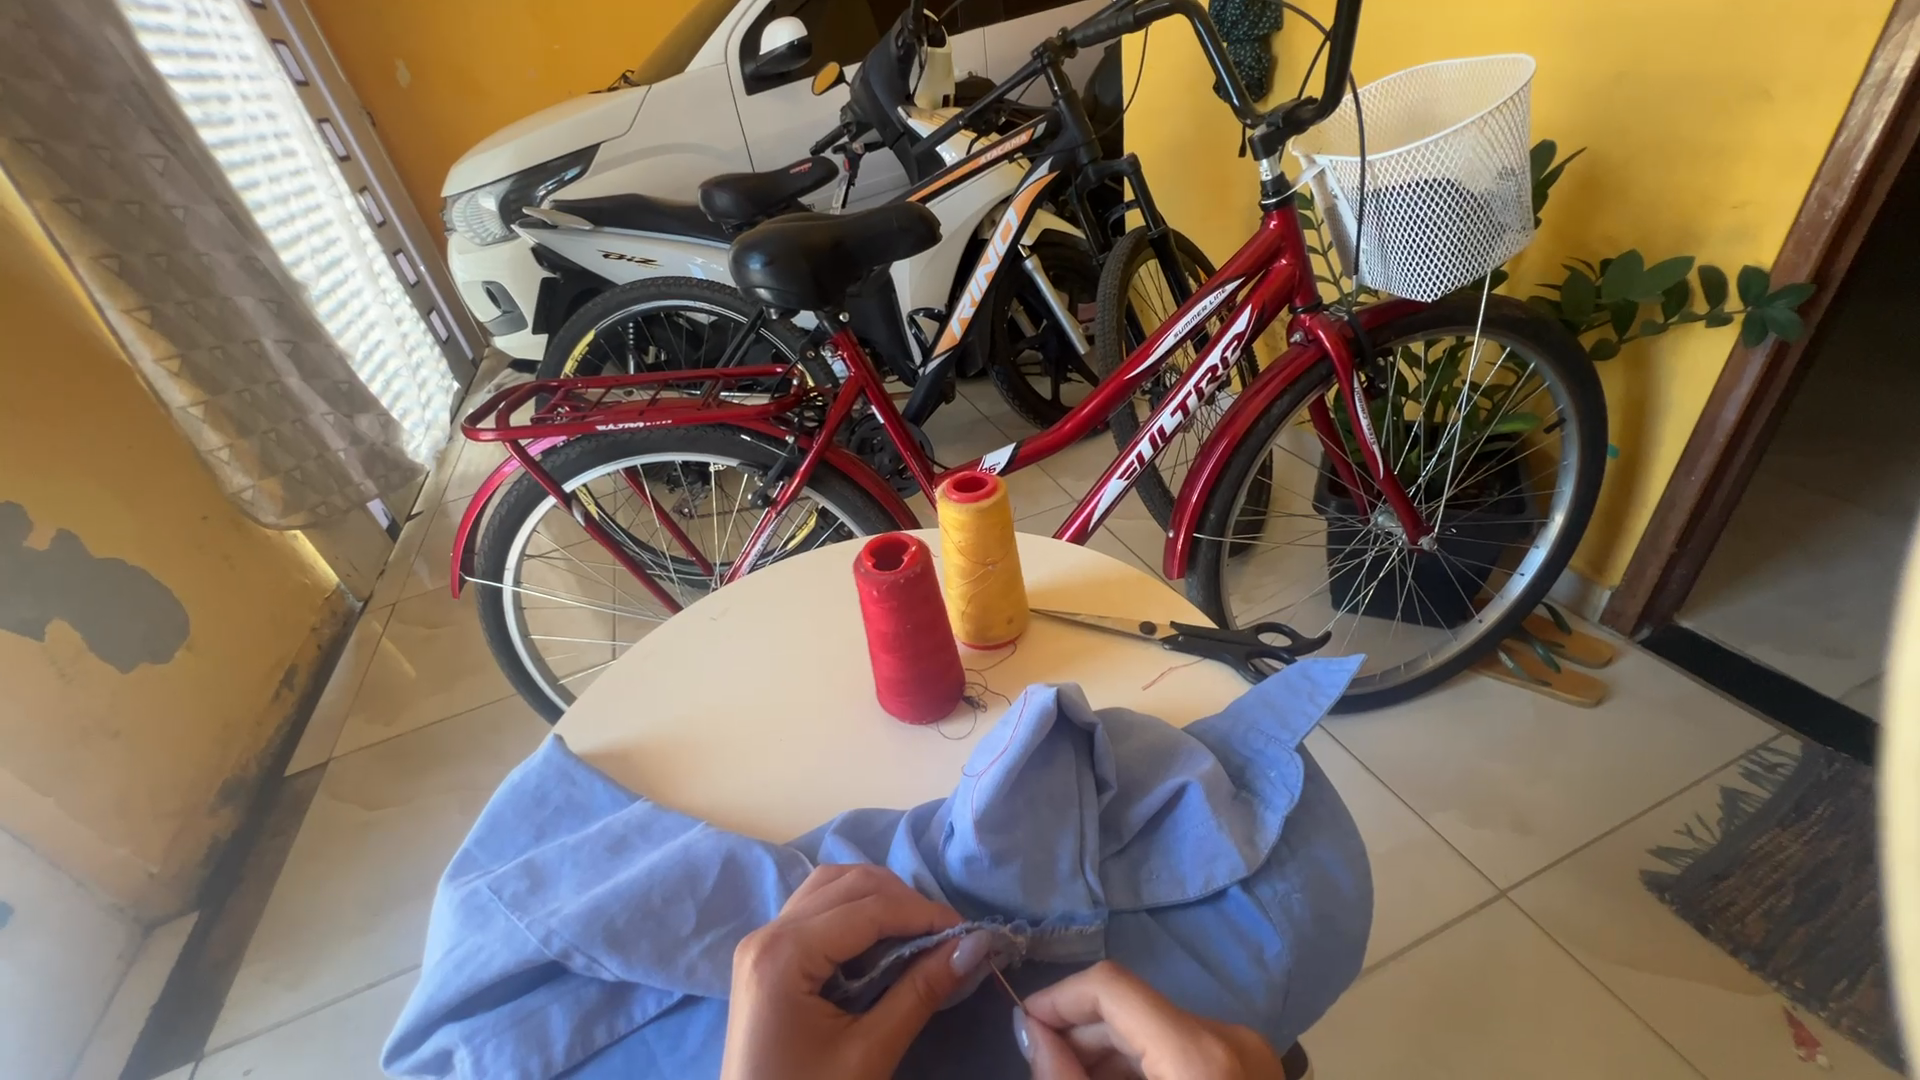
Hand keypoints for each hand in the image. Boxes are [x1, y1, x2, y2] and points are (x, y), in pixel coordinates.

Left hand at [721, 864, 993, 1079]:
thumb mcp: (867, 1055)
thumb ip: (919, 992)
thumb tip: (973, 946)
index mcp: (783, 954)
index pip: (868, 908)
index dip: (924, 913)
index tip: (969, 931)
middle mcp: (768, 932)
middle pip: (849, 884)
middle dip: (905, 900)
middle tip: (948, 935)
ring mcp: (761, 940)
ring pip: (832, 884)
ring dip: (879, 897)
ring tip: (918, 931)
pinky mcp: (765, 954)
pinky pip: (816, 905)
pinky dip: (854, 907)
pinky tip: (880, 935)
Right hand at [1015, 961, 1287, 1079]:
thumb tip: (1031, 1033)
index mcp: (1198, 1052)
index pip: (1110, 987)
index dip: (1058, 998)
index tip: (1023, 1027)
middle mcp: (1227, 1037)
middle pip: (1131, 1009)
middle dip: (1078, 1035)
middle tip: (1043, 1070)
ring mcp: (1248, 1056)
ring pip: (1154, 1031)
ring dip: (1107, 1056)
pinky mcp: (1253, 1074)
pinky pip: (1181, 1054)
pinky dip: (1142, 1071)